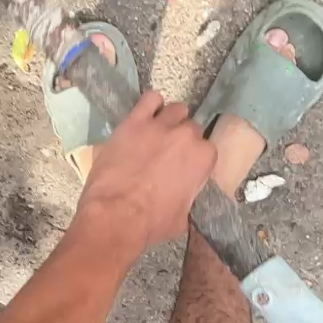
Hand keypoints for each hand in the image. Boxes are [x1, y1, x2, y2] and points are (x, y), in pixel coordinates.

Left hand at [74, 90, 215, 251]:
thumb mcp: (182, 217)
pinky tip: (145, 116)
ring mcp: (160, 126)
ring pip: (175, 110)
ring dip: (170, 120)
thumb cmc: (151, 223)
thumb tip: (184, 195)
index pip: (206, 149)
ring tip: (157, 134)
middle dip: (181, 141)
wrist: (116, 216)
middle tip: (165, 155)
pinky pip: (150, 99)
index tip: (182, 168)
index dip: (193, 159)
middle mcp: (186, 136)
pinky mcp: (134, 122)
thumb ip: (189, 196)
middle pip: (190, 128)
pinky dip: (151, 105)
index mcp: (203, 158)